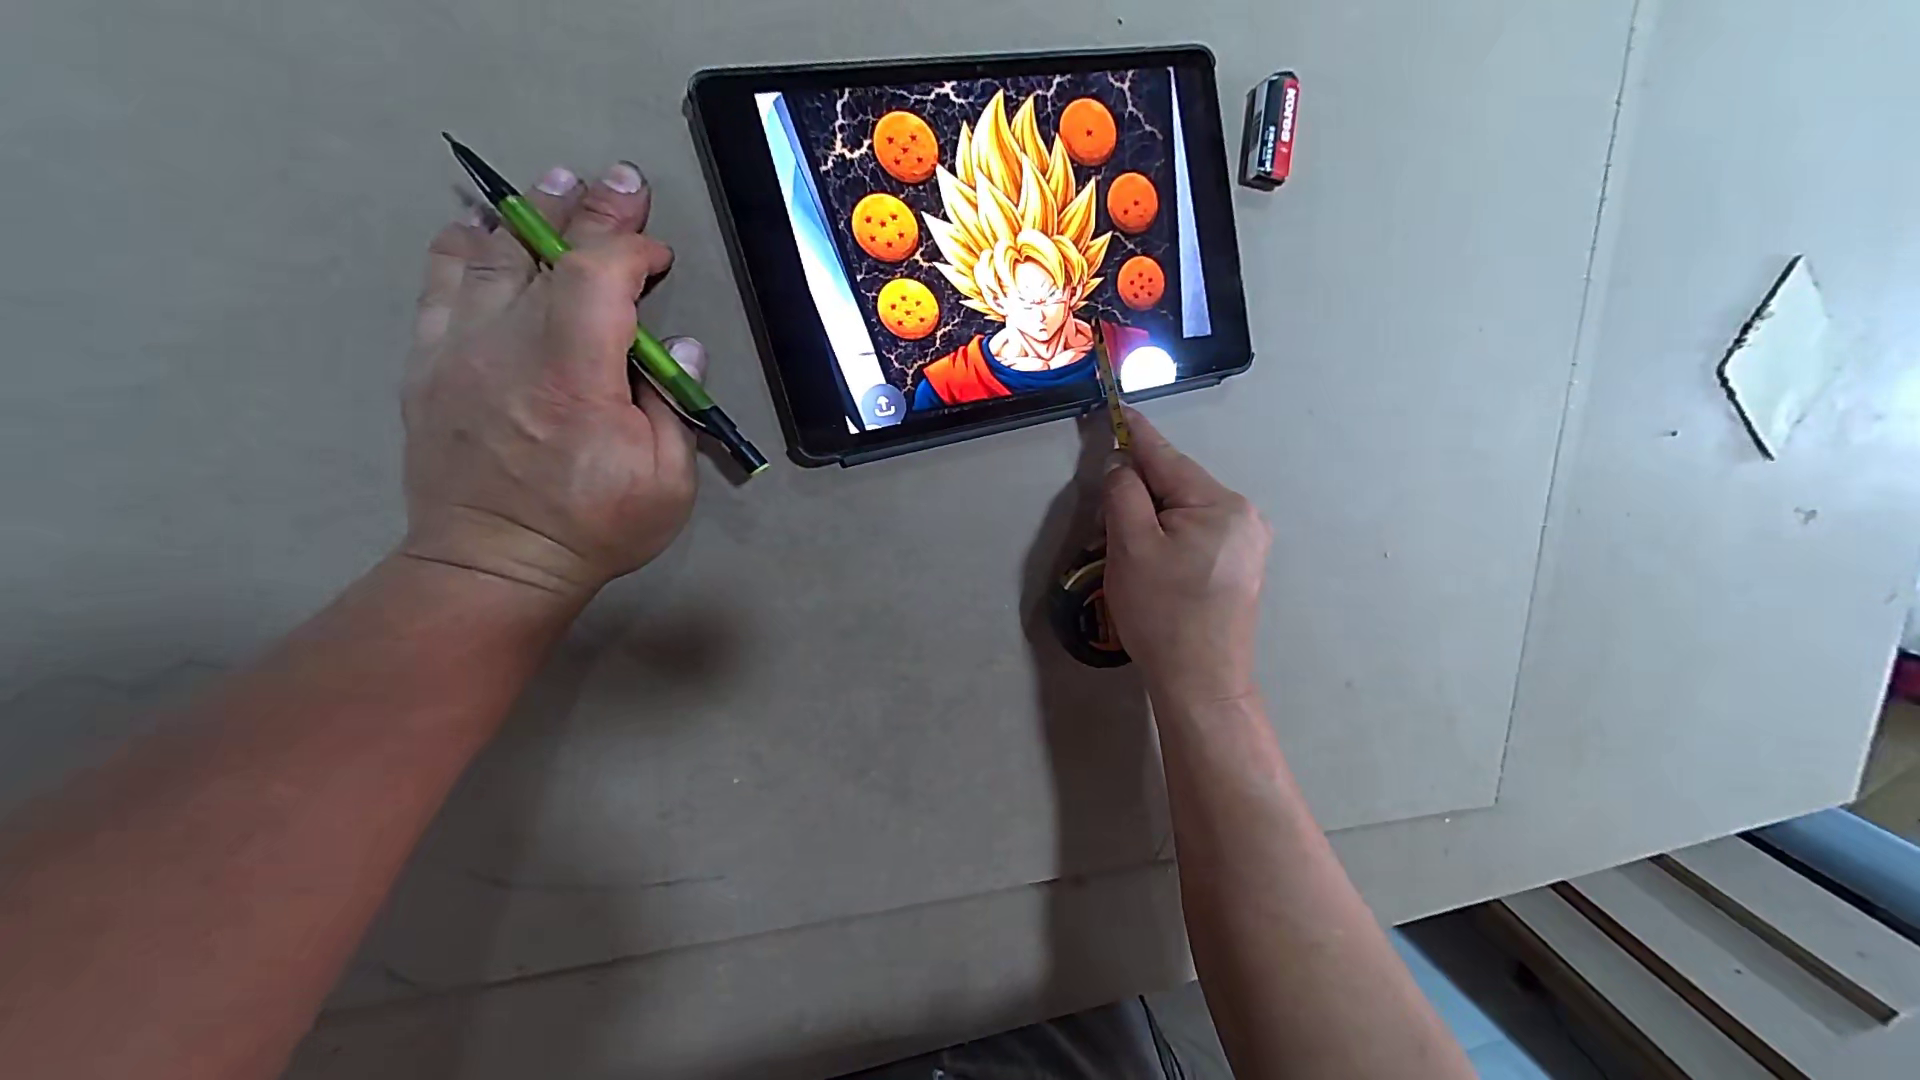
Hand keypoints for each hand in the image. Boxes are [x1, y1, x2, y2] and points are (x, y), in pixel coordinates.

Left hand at [401, 161, 705, 600]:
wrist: (493, 564)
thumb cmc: (594, 527)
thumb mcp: (668, 483)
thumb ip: (675, 407)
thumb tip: (681, 347)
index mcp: (575, 378)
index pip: (600, 277)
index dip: (632, 249)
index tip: (659, 256)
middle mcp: (509, 347)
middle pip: (549, 253)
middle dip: (592, 210)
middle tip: (620, 179)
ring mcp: (459, 350)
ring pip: (490, 255)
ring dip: (531, 213)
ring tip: (559, 183)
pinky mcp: (429, 363)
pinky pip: (440, 284)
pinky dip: (465, 246)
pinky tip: (482, 227)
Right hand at [1102, 409, 1272, 705]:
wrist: (1202, 681)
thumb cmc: (1163, 614)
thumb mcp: (1131, 547)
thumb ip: (1123, 494)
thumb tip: (1121, 465)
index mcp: (1220, 504)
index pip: (1167, 458)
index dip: (1136, 434)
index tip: (1118, 409)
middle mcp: (1244, 515)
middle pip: (1177, 485)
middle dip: (1139, 490)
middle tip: (1106, 516)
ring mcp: (1248, 542)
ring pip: (1185, 510)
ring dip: (1152, 515)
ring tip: (1126, 546)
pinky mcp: (1242, 565)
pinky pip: (1198, 531)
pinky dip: (1169, 533)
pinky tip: (1153, 557)